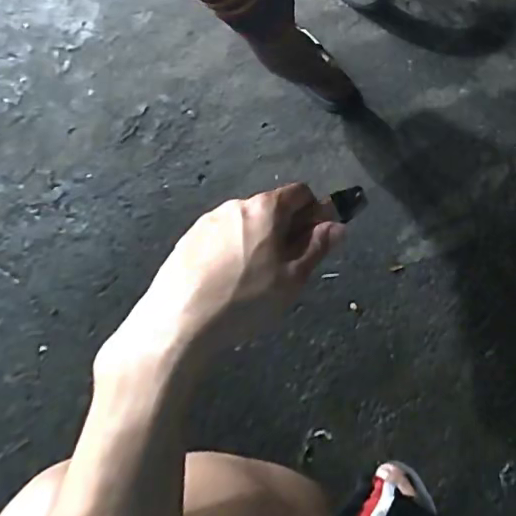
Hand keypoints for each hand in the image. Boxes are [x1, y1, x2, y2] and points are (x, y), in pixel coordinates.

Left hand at [111, 184, 344, 363]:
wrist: (178, 322)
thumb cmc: (244, 301)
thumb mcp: (292, 279)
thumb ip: (317, 248)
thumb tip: (336, 226)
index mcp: (264, 208)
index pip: (300, 193)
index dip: (315, 213)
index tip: (316, 240)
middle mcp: (235, 205)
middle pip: (271, 208)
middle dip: (285, 231)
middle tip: (286, 268)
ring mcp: (207, 221)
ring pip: (244, 224)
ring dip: (257, 242)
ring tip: (253, 282)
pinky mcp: (187, 240)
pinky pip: (220, 238)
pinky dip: (231, 251)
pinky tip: (226, 284)